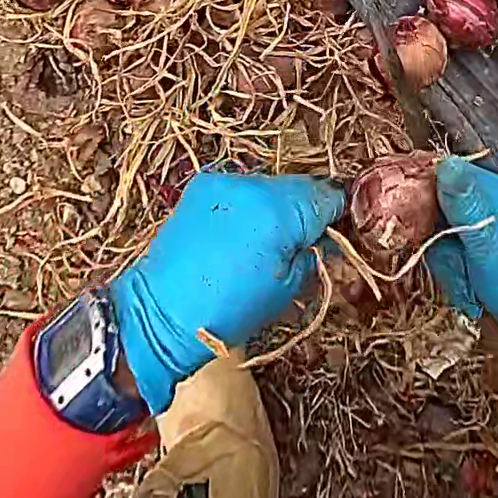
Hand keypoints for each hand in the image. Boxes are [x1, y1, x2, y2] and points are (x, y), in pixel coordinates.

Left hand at [109, 173, 342, 412]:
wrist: (156, 316)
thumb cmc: (227, 311)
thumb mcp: (287, 289)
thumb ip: (316, 254)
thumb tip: (332, 239)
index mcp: (281, 213)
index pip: (329, 196)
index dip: (340, 212)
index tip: (340, 227)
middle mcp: (257, 186)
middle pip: (303, 187)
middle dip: (309, 208)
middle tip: (305, 238)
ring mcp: (229, 181)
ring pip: (274, 185)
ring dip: (280, 205)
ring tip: (268, 238)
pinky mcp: (206, 183)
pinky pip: (245, 187)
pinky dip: (252, 204)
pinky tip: (243, 230)